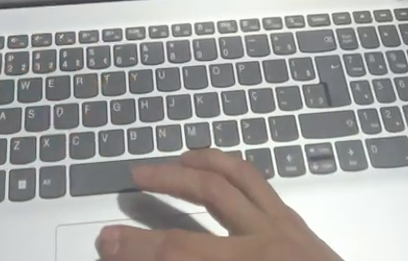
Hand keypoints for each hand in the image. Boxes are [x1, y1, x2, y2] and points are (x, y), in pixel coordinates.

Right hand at [97, 149, 343, 260]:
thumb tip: (163, 258)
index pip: (180, 251)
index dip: (138, 247)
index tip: (108, 241)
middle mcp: (270, 239)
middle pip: (208, 192)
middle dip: (166, 181)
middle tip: (134, 176)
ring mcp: (288, 227)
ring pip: (239, 174)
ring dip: (202, 161)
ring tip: (174, 156)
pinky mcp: (300, 227)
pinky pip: (261, 184)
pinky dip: (232, 169)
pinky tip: (217, 170)